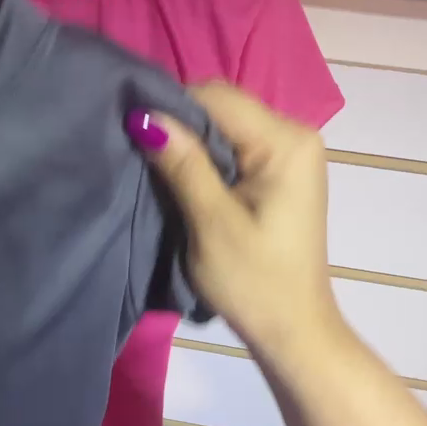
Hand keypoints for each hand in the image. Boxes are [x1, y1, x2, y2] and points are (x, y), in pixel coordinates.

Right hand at [132, 82, 343, 357]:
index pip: (216, 96)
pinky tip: (184, 183)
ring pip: (225, 130)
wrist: (291, 328)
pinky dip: (205, 162)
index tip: (131, 135)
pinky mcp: (279, 175)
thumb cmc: (252, 281)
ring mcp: (290, 155)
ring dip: (189, 147)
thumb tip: (144, 116)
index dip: (170, 108)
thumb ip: (182, 165)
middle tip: (138, 155)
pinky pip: (234, 151)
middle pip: (222, 109)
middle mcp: (295, 135)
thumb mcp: (211, 222)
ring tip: (156, 171)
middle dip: (179, 127)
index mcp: (285, 141)